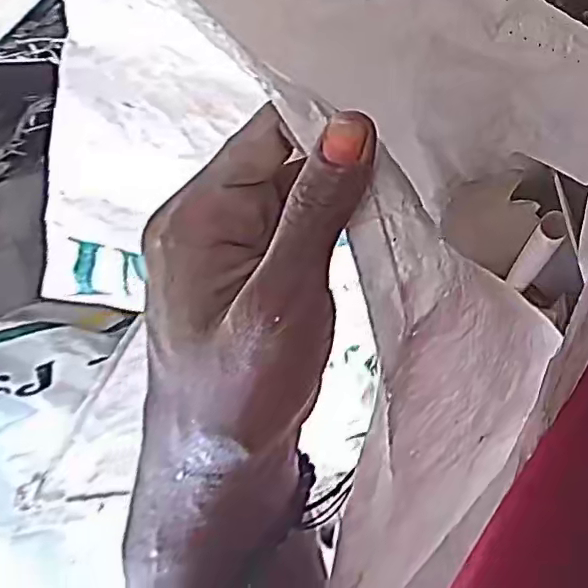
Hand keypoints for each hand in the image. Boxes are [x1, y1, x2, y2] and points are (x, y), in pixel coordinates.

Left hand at [127, 105, 373, 585]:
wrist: (221, 465)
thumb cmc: (239, 391)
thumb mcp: (284, 294)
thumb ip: (317, 206)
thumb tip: (351, 125)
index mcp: (197, 213)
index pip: (268, 132)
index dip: (324, 123)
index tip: (380, 133)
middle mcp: (208, 213)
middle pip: (285, 151)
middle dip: (341, 157)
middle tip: (389, 177)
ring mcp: (232, 235)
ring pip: (300, 179)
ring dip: (343, 186)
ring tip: (383, 203)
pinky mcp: (257, 255)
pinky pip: (303, 210)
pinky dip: (338, 210)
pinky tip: (366, 222)